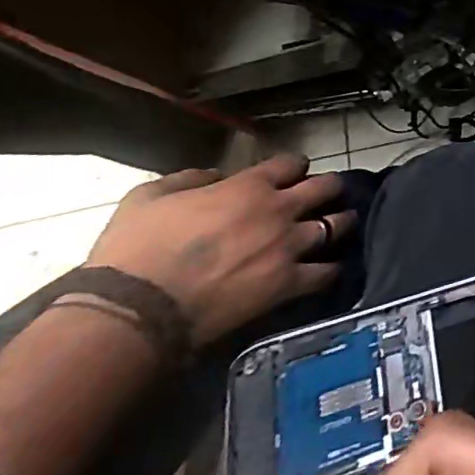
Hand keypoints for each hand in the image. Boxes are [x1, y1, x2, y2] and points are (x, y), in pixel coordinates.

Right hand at [85, 153, 354, 344]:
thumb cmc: (133, 251)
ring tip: (341, 224)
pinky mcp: (288, 283)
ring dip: (341, 222)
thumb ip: (189, 179)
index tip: (294, 172)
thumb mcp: (148, 197)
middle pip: (327, 187)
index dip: (294, 166)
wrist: (132, 311)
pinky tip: (331, 268)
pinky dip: (332, 269)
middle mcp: (279, 210)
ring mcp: (289, 246)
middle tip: (327, 195)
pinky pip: (326, 273)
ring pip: (337, 225)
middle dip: (329, 188)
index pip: (292, 163)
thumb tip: (217, 177)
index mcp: (249, 187)